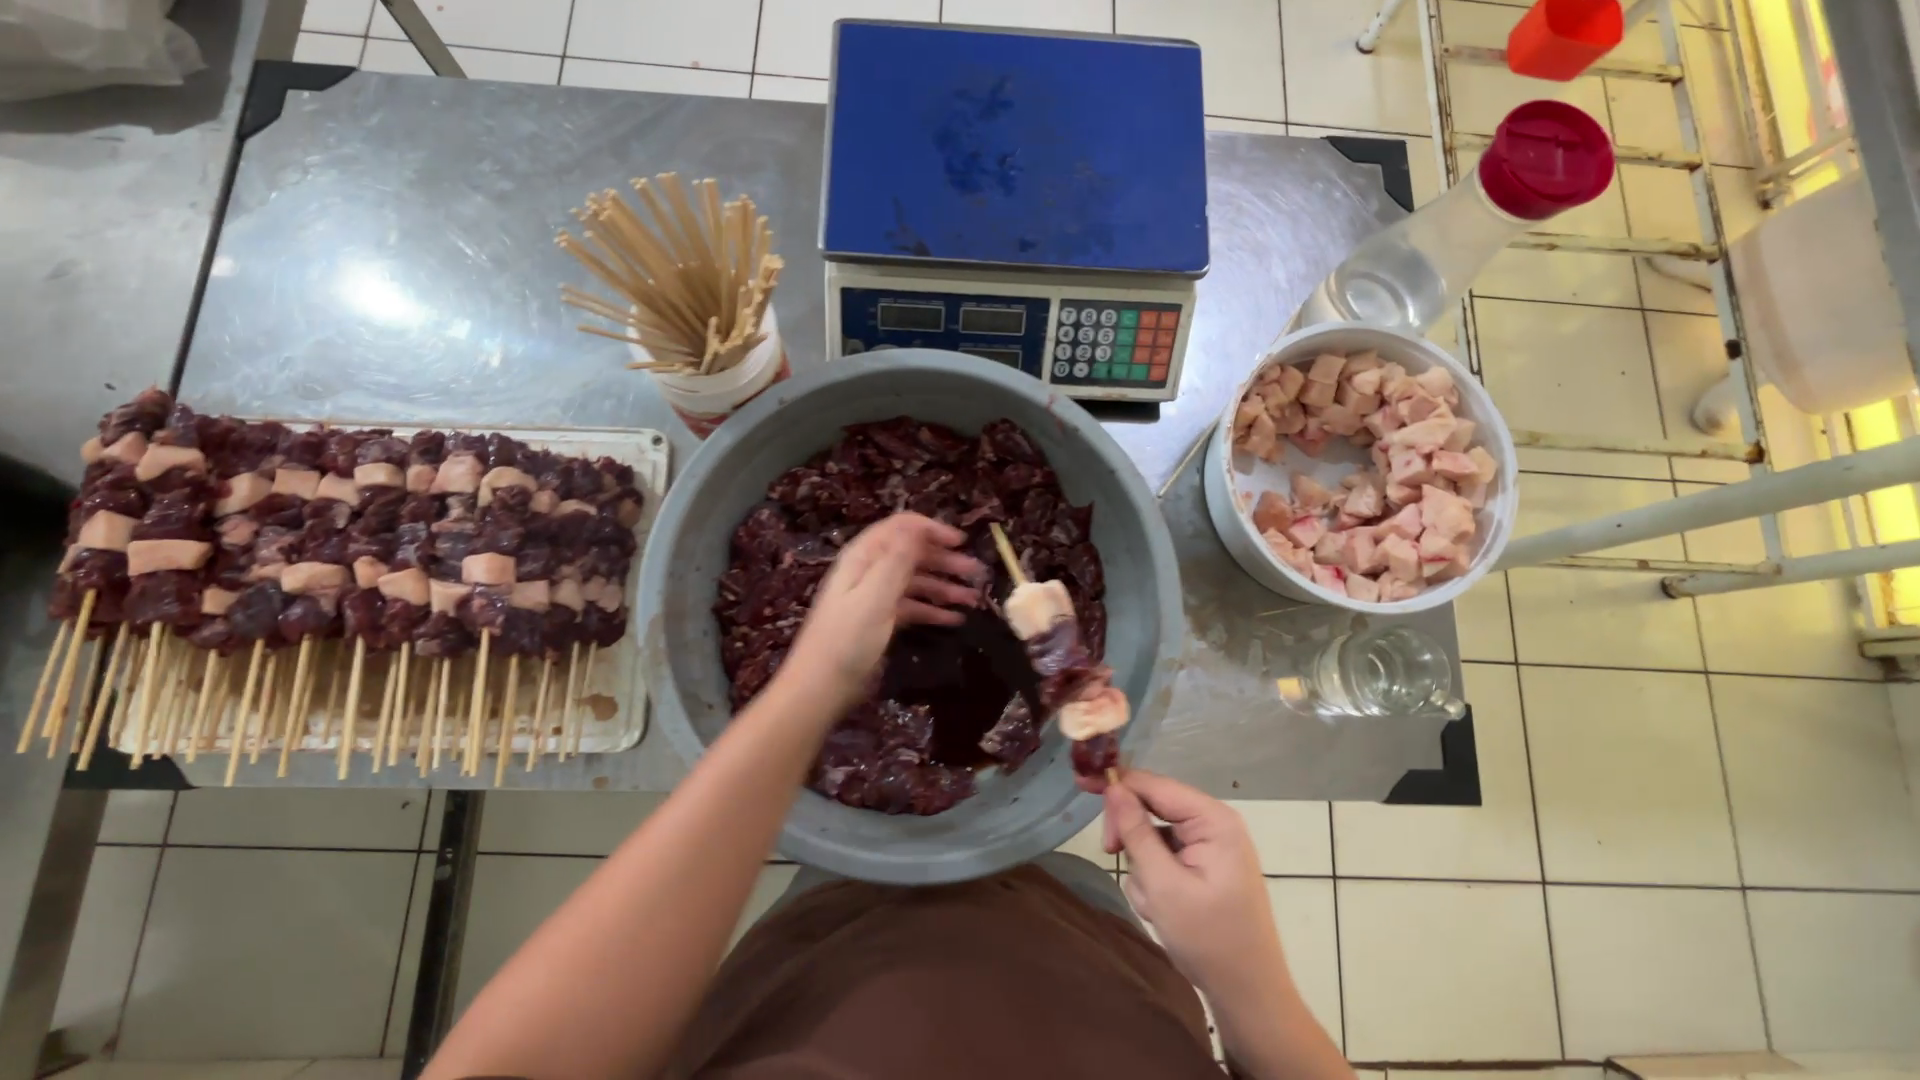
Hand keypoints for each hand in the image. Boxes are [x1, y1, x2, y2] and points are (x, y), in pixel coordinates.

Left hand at [782, 513, 985, 707]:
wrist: (821, 686)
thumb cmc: (847, 639)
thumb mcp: (874, 596)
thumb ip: (896, 560)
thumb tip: (916, 525)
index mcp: (864, 558)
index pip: (900, 528)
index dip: (931, 529)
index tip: (961, 541)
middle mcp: (870, 571)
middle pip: (912, 554)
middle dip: (945, 560)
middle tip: (977, 573)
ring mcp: (876, 597)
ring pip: (916, 582)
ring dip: (945, 587)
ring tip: (974, 599)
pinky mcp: (881, 620)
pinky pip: (913, 607)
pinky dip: (934, 610)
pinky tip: (955, 620)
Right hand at [1104, 769, 1287, 998]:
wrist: (1248, 993)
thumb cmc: (1209, 939)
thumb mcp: (1163, 885)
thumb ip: (1136, 832)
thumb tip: (1113, 788)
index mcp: (1213, 820)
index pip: (1155, 784)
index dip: (1117, 782)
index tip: (1080, 783)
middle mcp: (1214, 825)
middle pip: (1153, 806)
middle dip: (1131, 833)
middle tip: (1110, 852)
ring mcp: (1210, 847)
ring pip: (1154, 836)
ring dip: (1143, 866)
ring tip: (1153, 903)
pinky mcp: (1204, 868)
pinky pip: (1165, 857)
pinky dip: (1154, 879)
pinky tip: (1162, 909)